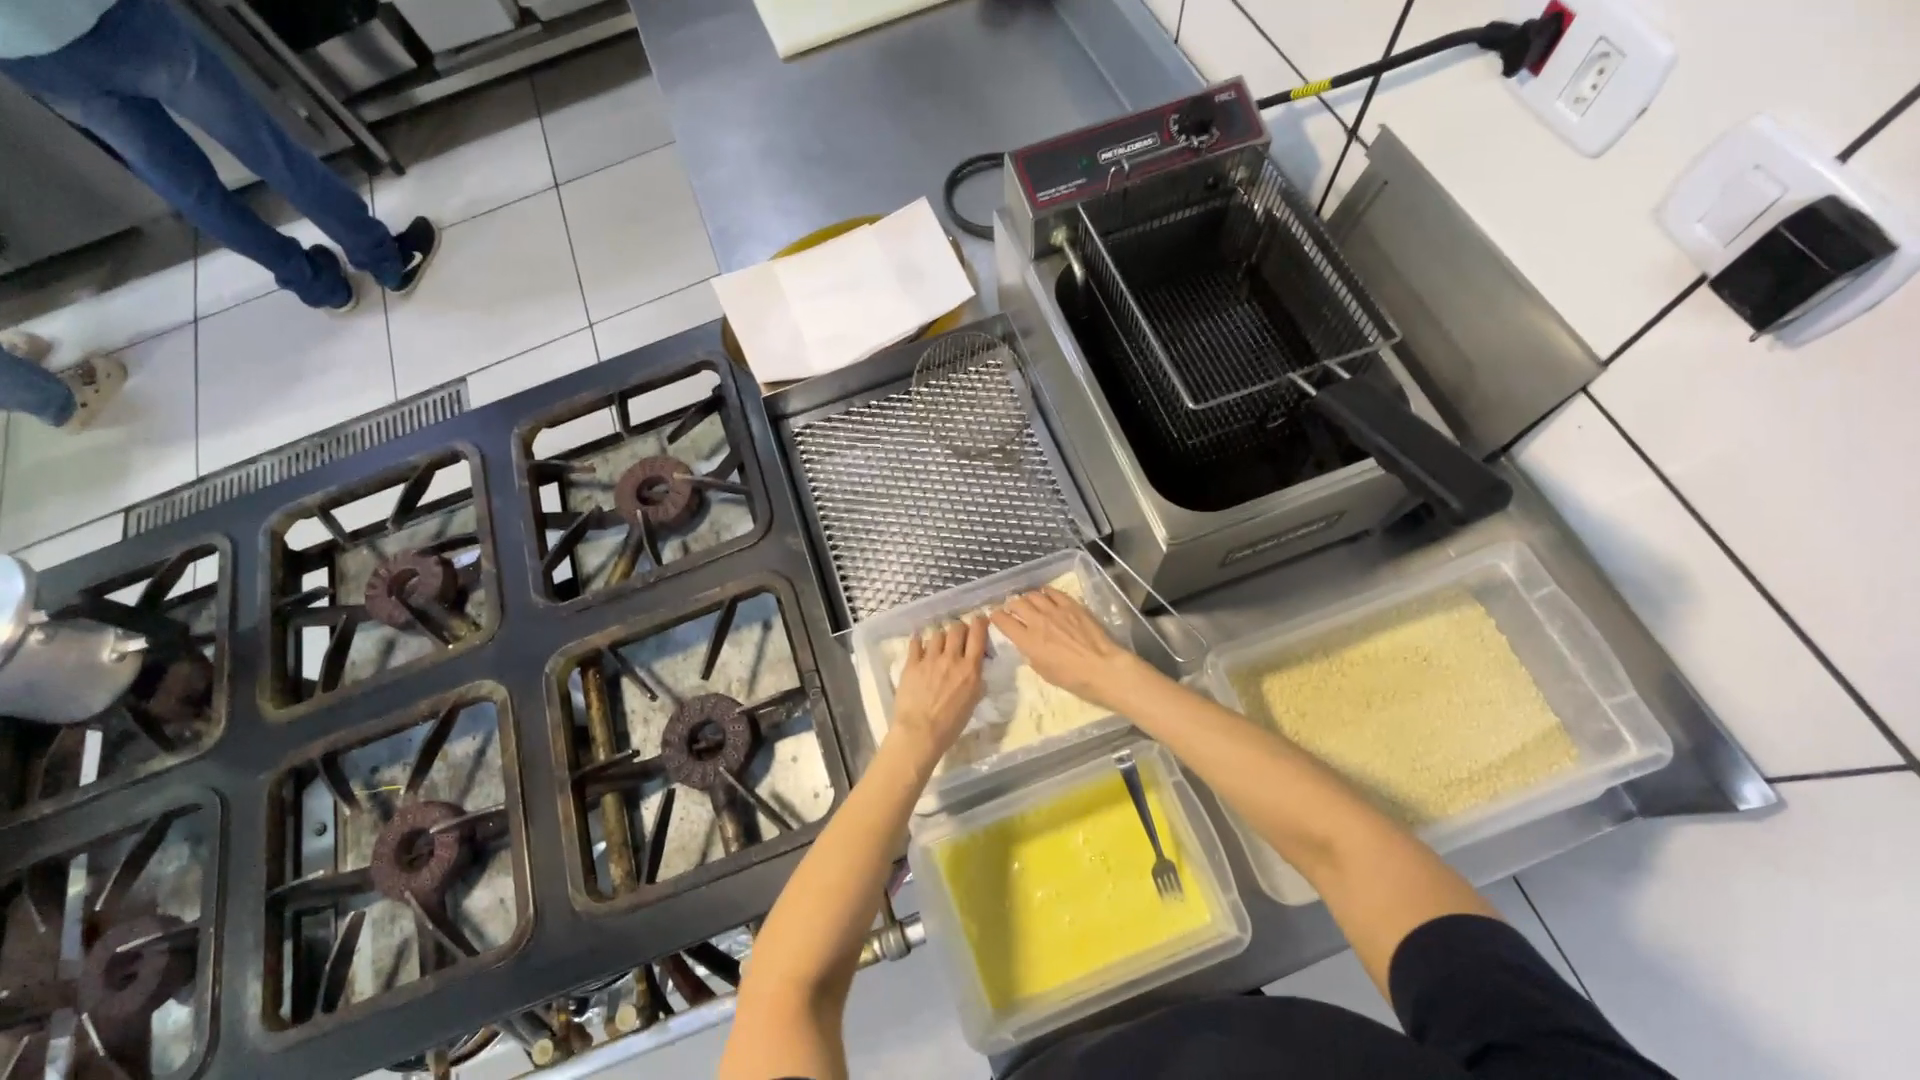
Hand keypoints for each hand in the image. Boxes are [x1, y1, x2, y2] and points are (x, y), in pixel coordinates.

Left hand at [888, 617, 988, 764]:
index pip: (978, 636)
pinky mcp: (911, 664)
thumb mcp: (972, 702)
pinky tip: (918, 641)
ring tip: (938, 643)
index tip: (979, 619)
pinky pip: (915, 643)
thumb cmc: (950, 724)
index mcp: (970, 670)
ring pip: (937, 634)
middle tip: (958, 634)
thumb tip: (974, 669)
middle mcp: (951, 659)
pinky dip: (918, 640)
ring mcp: (929, 659)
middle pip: (956, 629)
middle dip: (959, 627)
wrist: (920, 732)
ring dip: (940, 636)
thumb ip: (975, 681)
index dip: (980, 623)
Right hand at [990, 587, 1146, 708]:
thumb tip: (1027, 643)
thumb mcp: (1043, 671)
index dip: (996, 617)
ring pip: (1033, 595)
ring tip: (1029, 602)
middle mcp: (1038, 621)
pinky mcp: (1072, 605)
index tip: (995, 617)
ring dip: (1027, 598)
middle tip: (1012, 609)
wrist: (1102, 668)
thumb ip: (1031, 653)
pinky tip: (1046, 595)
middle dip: (1010, 605)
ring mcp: (1055, 610)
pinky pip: (1053, 592)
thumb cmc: (1072, 678)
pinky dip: (1045, 592)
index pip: (1004, 621)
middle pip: (1016, 603)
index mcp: (1028, 641)